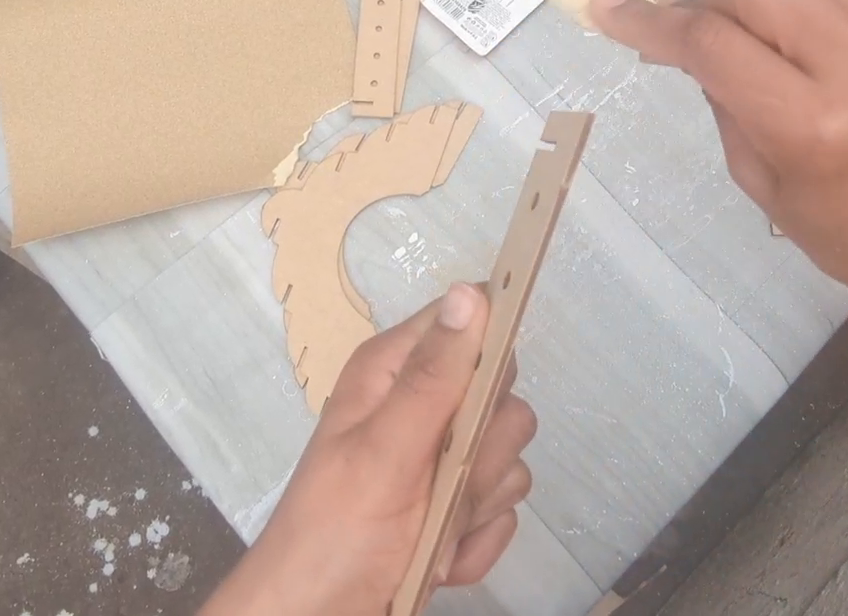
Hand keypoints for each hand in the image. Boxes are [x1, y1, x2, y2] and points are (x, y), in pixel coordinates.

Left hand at [200, 282, 536, 615]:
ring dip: (476, 506)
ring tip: (429, 530)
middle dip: (484, 448)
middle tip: (440, 477)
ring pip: (510, 456)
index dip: (488, 347)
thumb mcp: (383, 449)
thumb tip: (473, 290)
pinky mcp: (459, 502)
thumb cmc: (337, 531)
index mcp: (395, 369)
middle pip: (501, 393)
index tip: (484, 393)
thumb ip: (433, 376)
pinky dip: (473, 542)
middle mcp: (423, 402)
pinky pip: (503, 510)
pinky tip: (436, 557)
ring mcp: (444, 454)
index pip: (468, 320)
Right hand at [589, 0, 847, 334]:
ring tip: (745, 30)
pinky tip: (784, 24)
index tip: (606, 10)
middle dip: (706, 1)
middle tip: (700, 40)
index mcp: (809, 127)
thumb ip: (720, 94)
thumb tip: (684, 36)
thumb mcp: (755, 176)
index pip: (712, 44)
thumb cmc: (837, 231)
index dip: (649, 23)